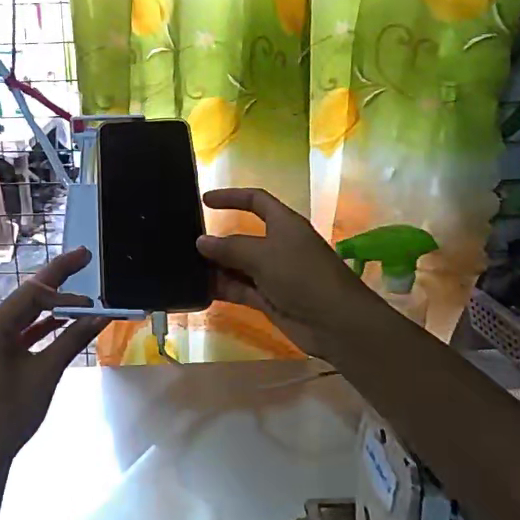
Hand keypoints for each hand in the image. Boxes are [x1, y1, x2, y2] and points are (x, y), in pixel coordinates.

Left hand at [0, 248, 108, 473]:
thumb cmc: (11, 413)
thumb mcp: (46, 373)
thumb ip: (73, 339)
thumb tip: (103, 314)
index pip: (34, 294)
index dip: (65, 287)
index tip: (93, 294)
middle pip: (29, 295)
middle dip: (57, 276)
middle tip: (84, 255)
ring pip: (28, 311)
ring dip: (54, 300)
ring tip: (78, 281)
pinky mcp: (1, 355)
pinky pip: (26, 329)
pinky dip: (47, 323)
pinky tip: (65, 318)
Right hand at [196, 188, 387, 356]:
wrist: (335, 322)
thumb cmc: (302, 275)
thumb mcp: (264, 255)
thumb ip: (230, 247)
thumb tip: (202, 241)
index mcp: (284, 224)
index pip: (256, 200)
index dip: (232, 197)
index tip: (205, 200)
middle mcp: (278, 246)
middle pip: (243, 236)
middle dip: (217, 239)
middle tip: (184, 243)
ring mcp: (274, 274)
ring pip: (238, 266)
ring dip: (216, 267)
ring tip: (185, 268)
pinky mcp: (270, 299)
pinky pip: (240, 289)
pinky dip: (223, 288)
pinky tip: (199, 290)